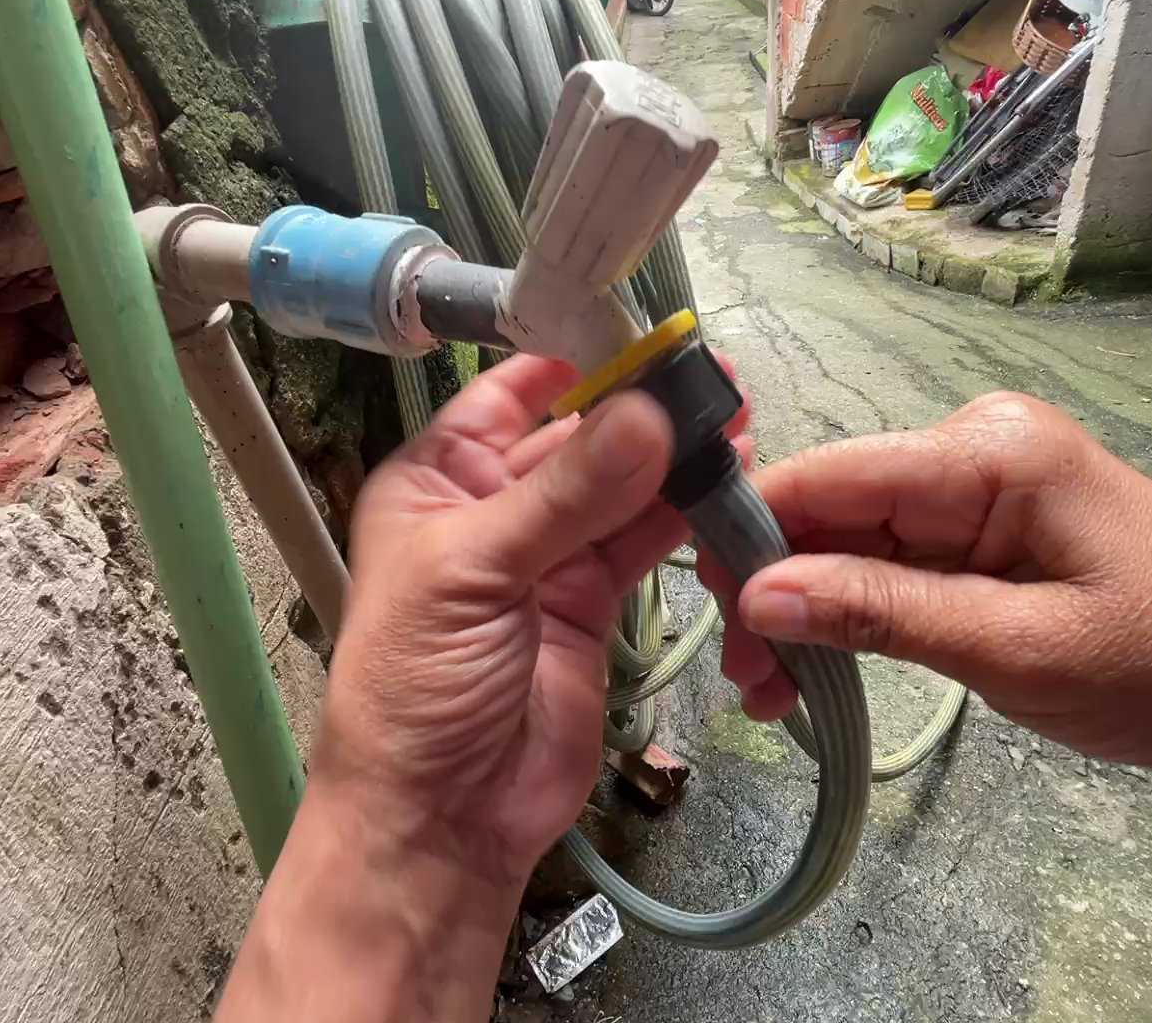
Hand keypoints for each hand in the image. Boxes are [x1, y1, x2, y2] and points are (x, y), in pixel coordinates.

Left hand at [313, 355, 712, 878]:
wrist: (446, 816)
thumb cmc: (419, 683)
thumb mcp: (476, 572)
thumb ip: (567, 497)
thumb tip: (649, 417)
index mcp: (437, 478)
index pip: (505, 394)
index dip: (568, 361)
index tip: (640, 334)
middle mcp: (492, 505)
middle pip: (574, 437)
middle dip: (635, 408)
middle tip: (709, 379)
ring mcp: (547, 553)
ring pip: (616, 486)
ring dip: (668, 457)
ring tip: (732, 419)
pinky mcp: (592, 598)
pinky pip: (639, 538)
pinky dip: (676, 511)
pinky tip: (721, 477)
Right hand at [707, 391, 1151, 791]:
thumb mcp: (1019, 649)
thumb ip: (880, 613)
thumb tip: (755, 594)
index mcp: (985, 452)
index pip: (829, 474)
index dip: (751, 527)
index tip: (701, 596)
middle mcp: (966, 451)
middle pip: (828, 510)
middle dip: (773, 587)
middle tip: (741, 672)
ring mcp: (968, 492)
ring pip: (845, 545)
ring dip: (801, 612)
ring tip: (767, 691)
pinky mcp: (972, 532)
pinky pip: (883, 566)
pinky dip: (844, 617)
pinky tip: (812, 670)